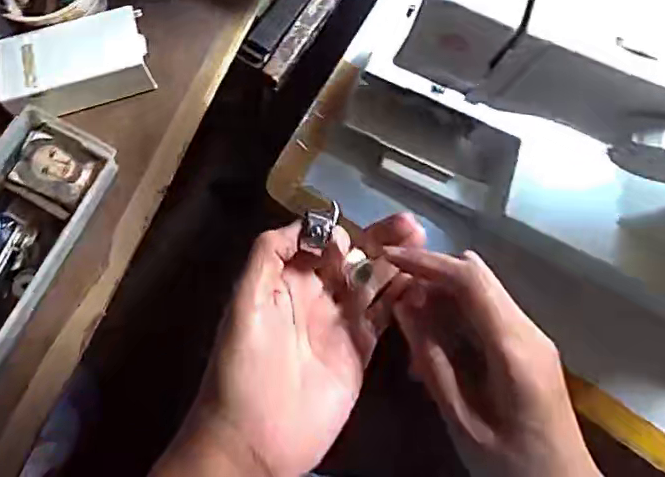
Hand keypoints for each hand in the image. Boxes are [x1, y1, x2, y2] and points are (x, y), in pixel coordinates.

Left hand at [154, 212, 425, 476]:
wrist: (251, 442)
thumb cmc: (242, 366)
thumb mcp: (246, 300)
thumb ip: (270, 253)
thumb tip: (308, 222)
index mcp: (291, 278)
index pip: (324, 241)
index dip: (340, 234)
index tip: (351, 241)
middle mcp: (320, 293)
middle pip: (356, 255)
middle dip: (381, 237)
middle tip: (410, 224)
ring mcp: (342, 321)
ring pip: (375, 279)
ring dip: (397, 260)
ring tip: (422, 242)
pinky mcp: (360, 349)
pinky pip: (385, 315)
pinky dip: (402, 296)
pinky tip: (418, 280)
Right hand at [384, 247, 601, 476]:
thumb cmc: (515, 468)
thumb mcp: (465, 424)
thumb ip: (434, 364)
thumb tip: (405, 307)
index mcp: (513, 344)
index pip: (470, 278)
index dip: (429, 262)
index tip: (392, 258)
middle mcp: (527, 327)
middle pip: (477, 275)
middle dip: (433, 275)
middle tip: (395, 293)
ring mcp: (532, 334)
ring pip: (481, 290)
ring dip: (443, 296)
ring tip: (410, 325)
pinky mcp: (529, 345)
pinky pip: (488, 312)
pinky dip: (458, 315)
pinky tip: (435, 344)